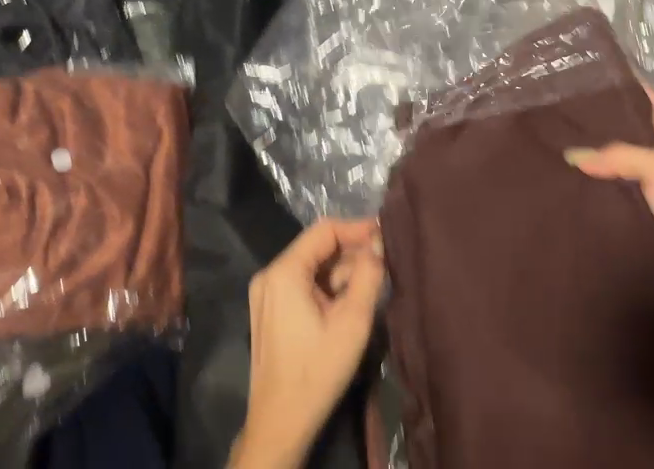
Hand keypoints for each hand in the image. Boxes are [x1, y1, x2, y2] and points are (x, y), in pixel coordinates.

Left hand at [232, 218, 384, 468]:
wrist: (281, 424)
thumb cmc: (317, 370)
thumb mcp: (352, 321)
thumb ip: (368, 274)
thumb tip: (378, 243)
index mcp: (284, 272)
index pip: (325, 230)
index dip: (358, 229)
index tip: (387, 236)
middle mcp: (269, 276)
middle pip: (317, 248)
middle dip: (352, 254)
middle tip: (384, 266)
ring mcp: (266, 295)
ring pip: (312, 268)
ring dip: (342, 274)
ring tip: (370, 288)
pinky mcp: (270, 313)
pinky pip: (303, 286)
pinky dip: (328, 289)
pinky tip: (349, 305)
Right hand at [565, 88, 653, 306]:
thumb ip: (618, 157)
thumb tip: (572, 155)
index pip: (647, 100)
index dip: (625, 86)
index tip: (589, 77)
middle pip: (628, 130)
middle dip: (601, 122)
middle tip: (561, 113)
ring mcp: (653, 184)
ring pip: (619, 161)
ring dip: (597, 155)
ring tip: (559, 143)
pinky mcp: (644, 209)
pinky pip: (616, 188)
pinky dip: (598, 183)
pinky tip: (574, 181)